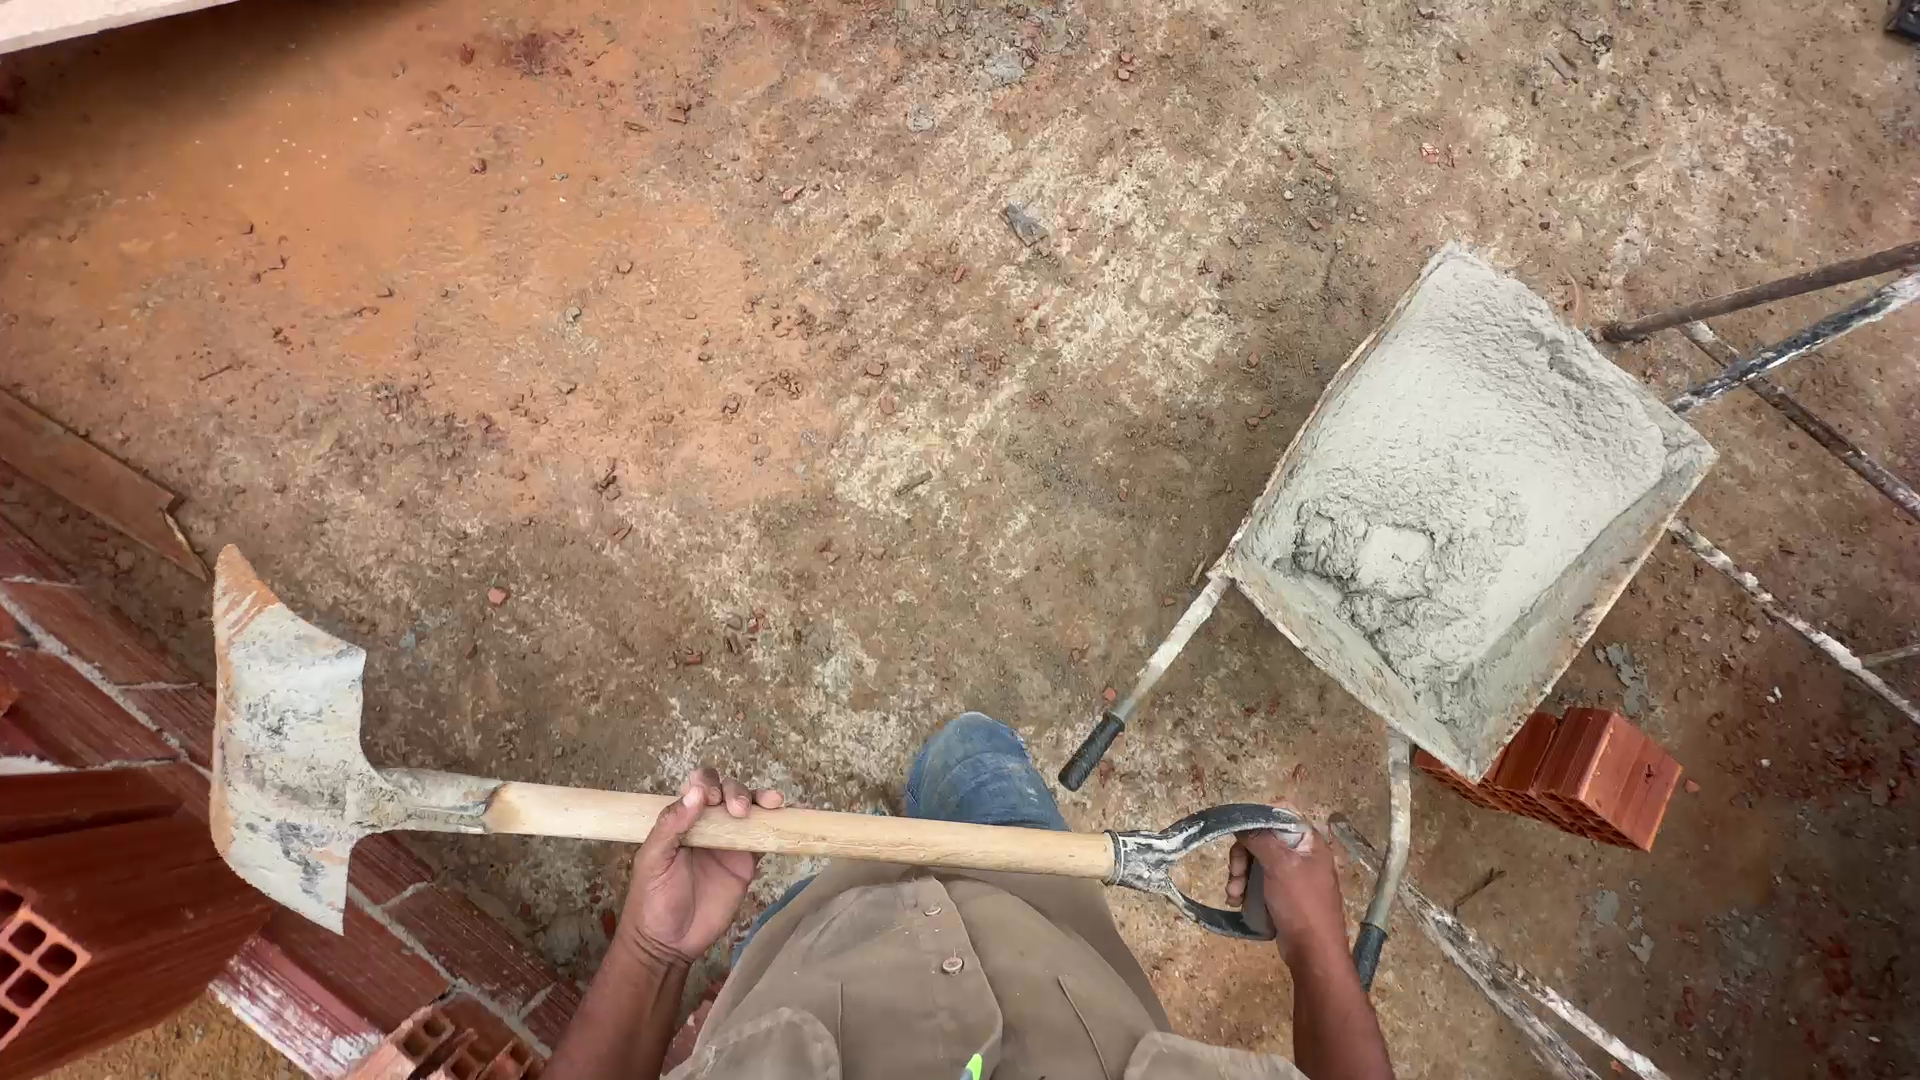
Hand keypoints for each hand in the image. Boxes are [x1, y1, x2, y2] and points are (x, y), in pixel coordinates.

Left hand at [619, 768, 783, 965]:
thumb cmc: (652, 899)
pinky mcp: (748, 859)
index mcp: (682, 818)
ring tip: (772, 803)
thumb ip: (671, 825)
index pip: (699, 785)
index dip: (708, 783)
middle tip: (738, 810)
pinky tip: (787, 813)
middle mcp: (709, 823)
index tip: (711, 799)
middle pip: (729, 790)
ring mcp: (731, 840)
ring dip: (760, 798)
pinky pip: (765, 834)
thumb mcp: (653, 860)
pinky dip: (777, 821)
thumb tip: (696, 793)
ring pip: (750, 806)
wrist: (669, 943)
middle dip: (737, 792)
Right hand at [1226, 815, 1348, 968]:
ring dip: (1240, 874)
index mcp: (1309, 843)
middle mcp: (1302, 855)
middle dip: (1243, 856)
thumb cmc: (1302, 905)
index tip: (1240, 830)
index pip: (1282, 814)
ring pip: (1256, 860)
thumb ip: (1260, 838)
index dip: (1259, 818)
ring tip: (1233, 893)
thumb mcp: (1280, 866)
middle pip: (1263, 839)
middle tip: (1234, 872)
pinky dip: (1245, 887)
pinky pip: (1257, 880)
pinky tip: (1236, 900)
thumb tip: (1241, 822)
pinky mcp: (1282, 893)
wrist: (1313, 954)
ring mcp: (1292, 875)